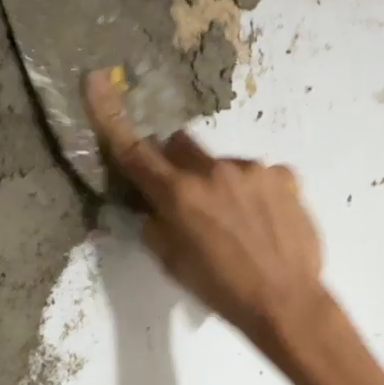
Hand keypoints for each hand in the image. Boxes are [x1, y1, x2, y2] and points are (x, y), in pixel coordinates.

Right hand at [83, 69, 328, 343]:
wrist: (287, 304)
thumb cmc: (224, 293)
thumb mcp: (175, 267)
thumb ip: (156, 227)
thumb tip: (150, 206)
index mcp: (180, 196)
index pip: (136, 151)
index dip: (110, 116)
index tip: (95, 80)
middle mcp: (214, 172)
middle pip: (181, 146)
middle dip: (177, 165)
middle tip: (188, 201)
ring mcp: (253, 170)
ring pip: (222, 164)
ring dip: (220, 185)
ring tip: (238, 226)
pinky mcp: (285, 177)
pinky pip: (259, 176)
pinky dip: (254, 194)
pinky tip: (264, 224)